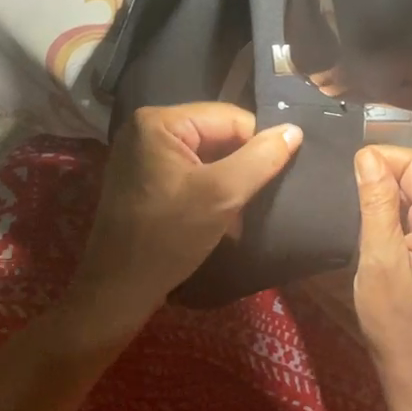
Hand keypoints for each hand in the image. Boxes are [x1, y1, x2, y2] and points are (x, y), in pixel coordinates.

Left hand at [71, 102, 301, 323]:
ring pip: (208, 157)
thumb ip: (261, 159)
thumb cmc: (167, 238)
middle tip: (257, 199)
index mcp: (159, 121)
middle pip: (218, 135)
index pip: (230, 118)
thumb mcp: (222, 196)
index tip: (273, 179)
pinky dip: (211, 193)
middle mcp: (147, 128)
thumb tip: (294, 130)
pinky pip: (191, 173)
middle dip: (242, 168)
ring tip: (241, 212)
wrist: (117, 292)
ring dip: (229, 184)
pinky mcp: (145, 179)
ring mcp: (143, 155)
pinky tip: (223, 219)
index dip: (257, 146)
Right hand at [351, 145, 411, 410]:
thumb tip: (367, 156)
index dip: (380, 158)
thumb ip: (375, 202)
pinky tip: (372, 228)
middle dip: (381, 176)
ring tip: (353, 207)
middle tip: (344, 192)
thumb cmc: (395, 320)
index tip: (345, 171)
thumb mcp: (379, 258)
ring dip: (385, 196)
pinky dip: (394, 215)